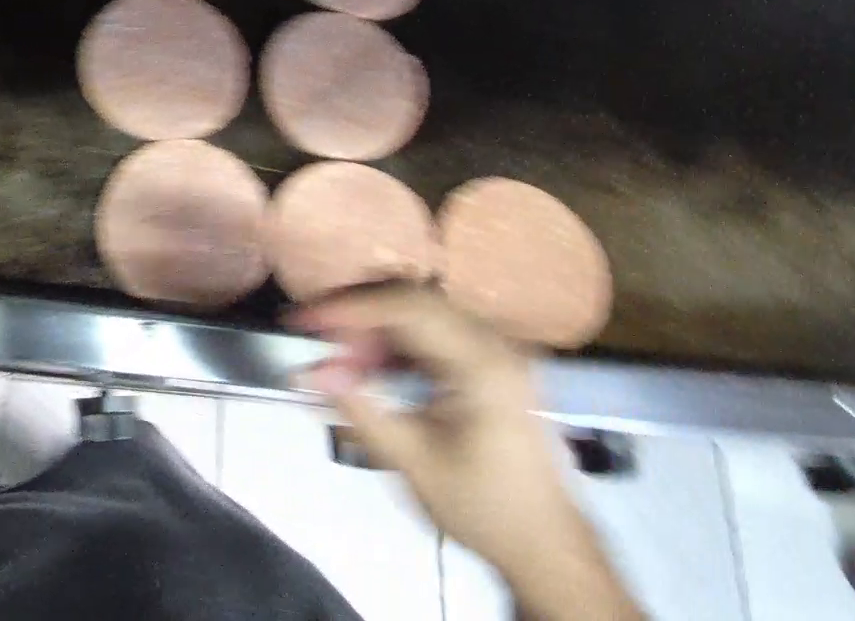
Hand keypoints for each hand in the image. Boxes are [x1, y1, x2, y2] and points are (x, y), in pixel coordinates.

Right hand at [291, 285, 640, 620]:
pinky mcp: (493, 367)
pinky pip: (434, 336)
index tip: (304, 320)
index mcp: (482, 364)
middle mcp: (495, 345)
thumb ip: (359, 409)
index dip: (348, 308)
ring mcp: (497, 353)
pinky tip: (373, 374)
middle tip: (320, 348)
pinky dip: (396, 347)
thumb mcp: (413, 462)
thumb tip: (306, 371)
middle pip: (411, 303)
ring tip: (343, 368)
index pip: (405, 307)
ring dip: (375, 334)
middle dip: (358, 320)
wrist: (551, 551)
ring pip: (420, 316)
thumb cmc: (485, 509)